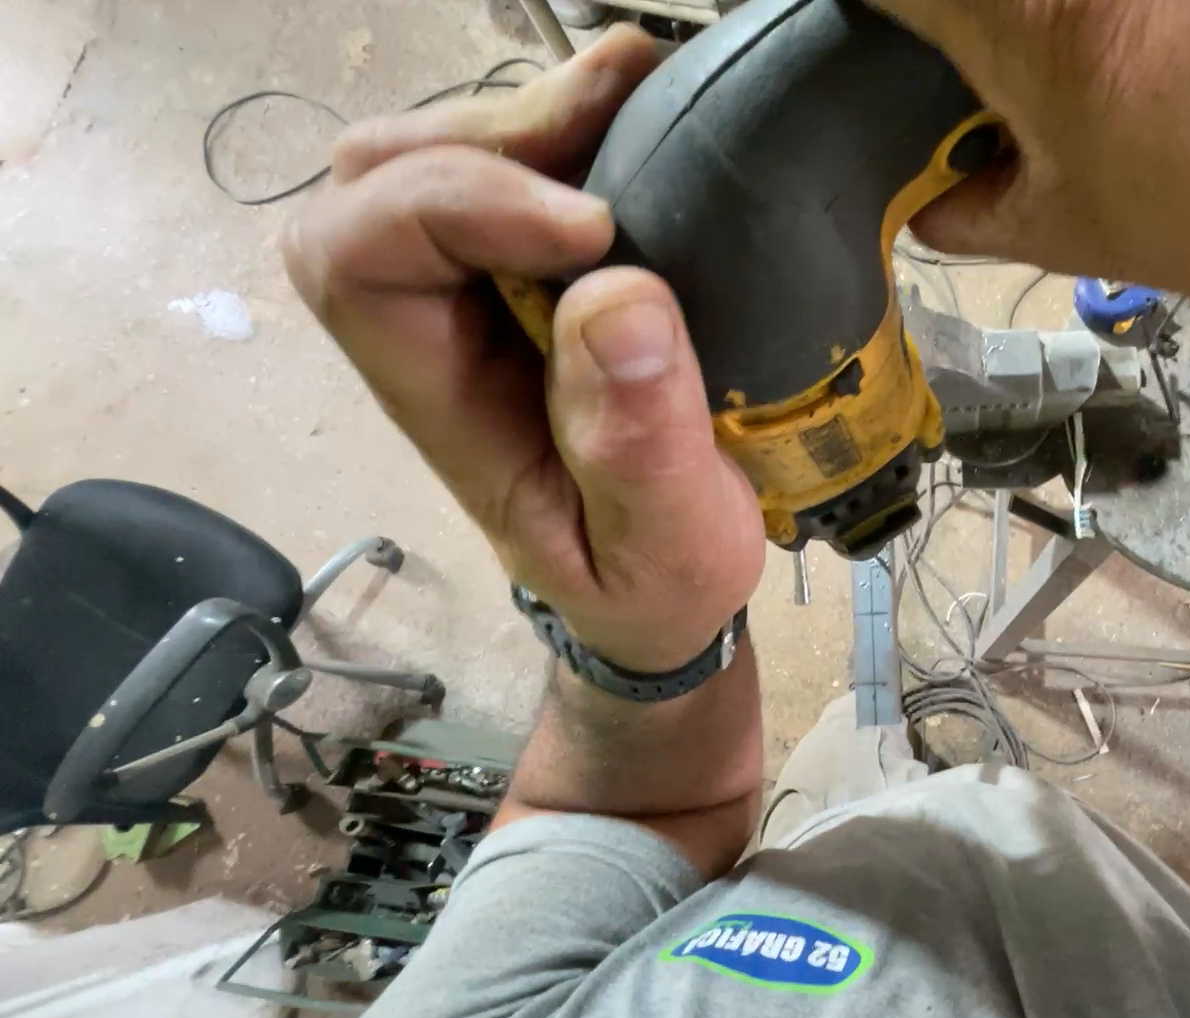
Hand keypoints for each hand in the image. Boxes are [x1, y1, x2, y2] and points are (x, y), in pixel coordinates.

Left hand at [282, 27, 763, 671]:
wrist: (669, 594)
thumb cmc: (656, 585)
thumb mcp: (662, 542)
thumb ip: (639, 449)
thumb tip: (626, 298)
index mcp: (445, 405)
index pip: (358, 264)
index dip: (453, 210)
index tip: (594, 230)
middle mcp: (449, 338)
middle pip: (392, 182)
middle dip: (498, 134)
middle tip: (623, 108)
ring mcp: (503, 309)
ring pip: (460, 163)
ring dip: (544, 116)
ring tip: (645, 87)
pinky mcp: (564, 295)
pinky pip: (541, 187)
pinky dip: (589, 136)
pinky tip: (655, 113)